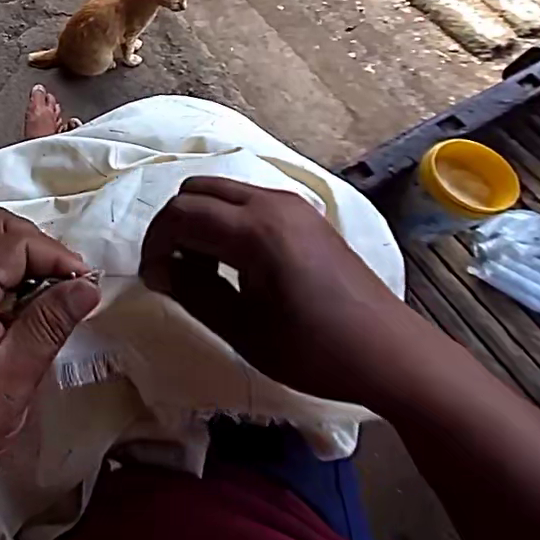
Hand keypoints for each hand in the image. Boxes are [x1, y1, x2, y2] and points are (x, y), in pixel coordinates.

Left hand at [0, 209, 100, 539]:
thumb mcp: (11, 383)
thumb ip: (49, 325)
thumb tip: (88, 285)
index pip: (13, 242)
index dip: (55, 255)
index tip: (83, 285)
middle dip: (39, 246)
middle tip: (66, 285)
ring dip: (23, 256)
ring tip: (48, 296)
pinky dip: (5, 271)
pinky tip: (22, 305)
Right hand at [139, 176, 443, 409]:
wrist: (387, 349)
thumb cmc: (314, 349)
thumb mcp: (243, 330)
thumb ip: (193, 292)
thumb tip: (159, 269)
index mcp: (254, 230)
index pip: (181, 213)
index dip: (155, 242)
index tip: (153, 278)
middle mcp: (270, 201)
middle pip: (197, 189)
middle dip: (174, 224)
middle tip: (173, 270)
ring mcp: (290, 202)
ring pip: (222, 190)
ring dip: (200, 219)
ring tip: (203, 269)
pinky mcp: (303, 212)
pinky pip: (248, 200)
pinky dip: (226, 219)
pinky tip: (236, 260)